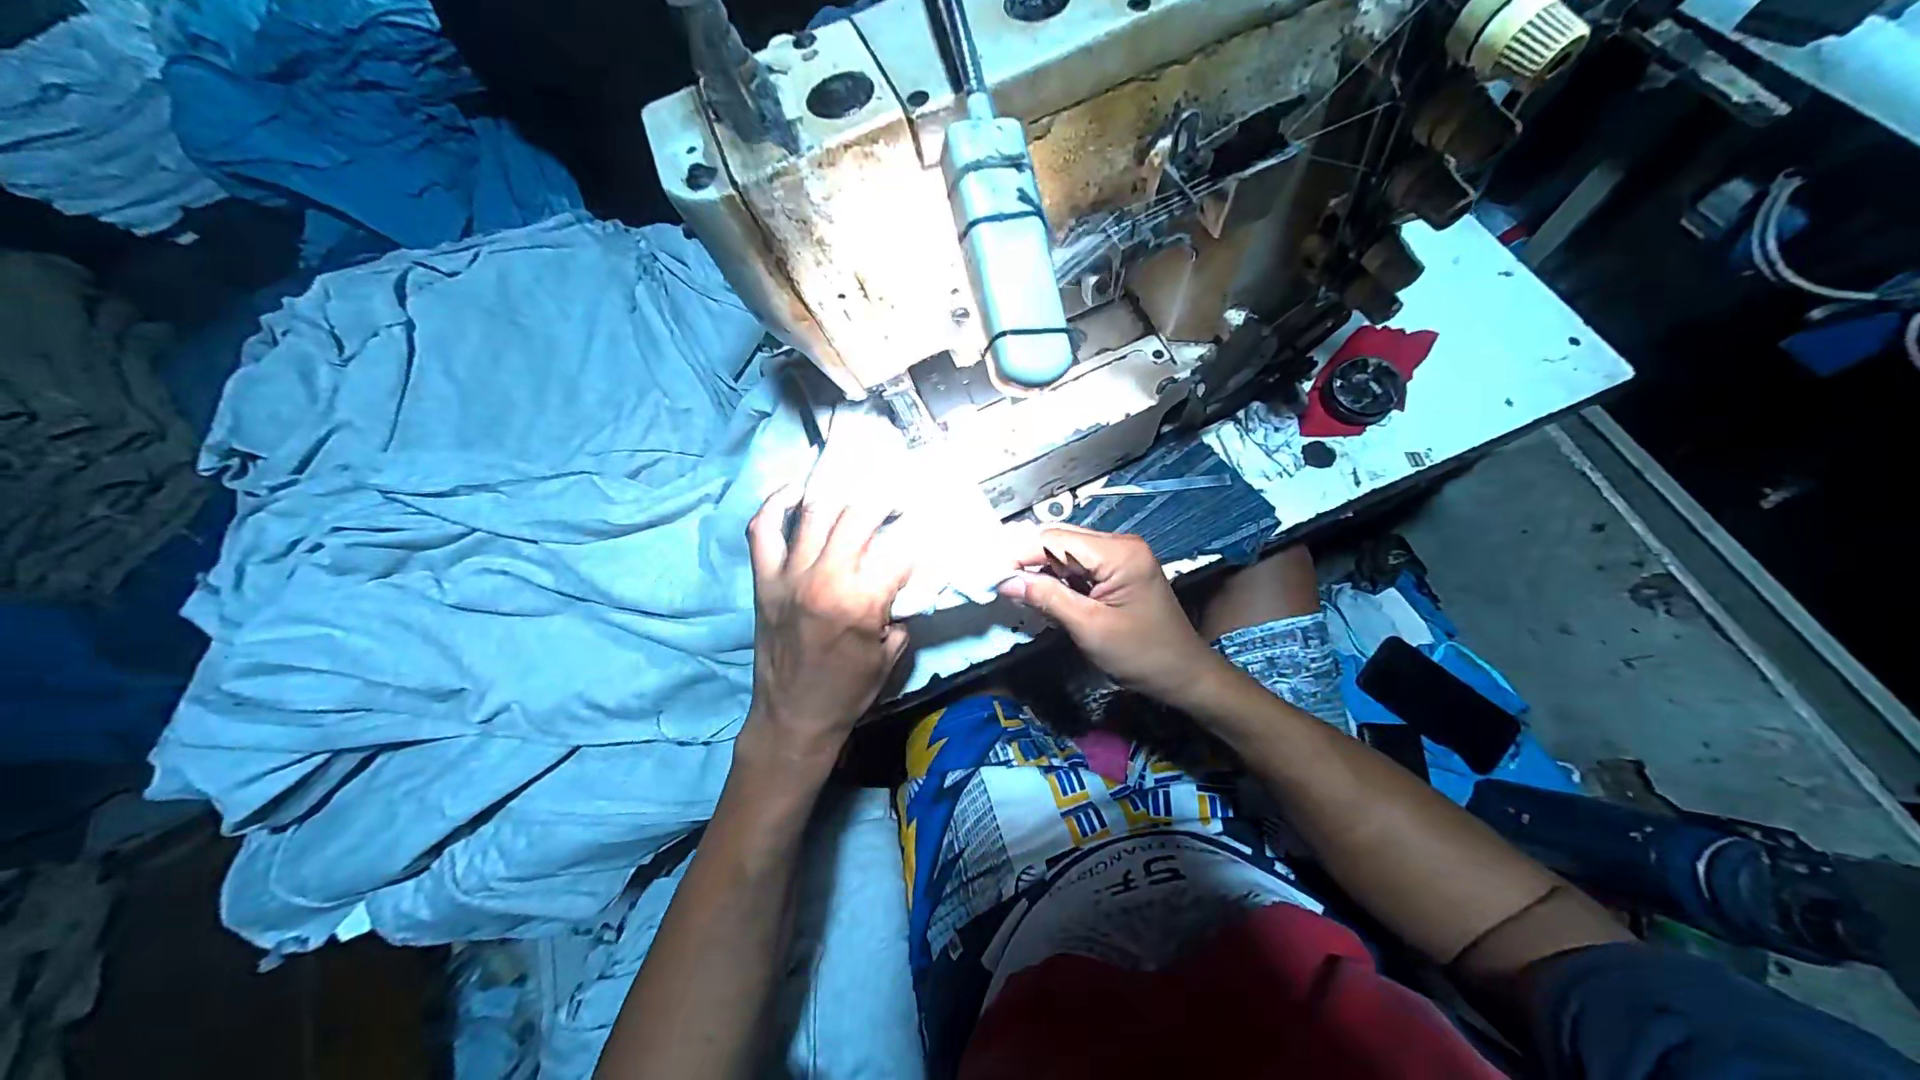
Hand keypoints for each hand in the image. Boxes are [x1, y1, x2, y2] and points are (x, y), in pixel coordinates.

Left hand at [740, 487, 912, 776]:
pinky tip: (796, 491)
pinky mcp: (763, 580)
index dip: (920, 532)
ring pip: (814, 512)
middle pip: (858, 515)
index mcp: (861, 602)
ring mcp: (788, 576)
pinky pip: (762, 530)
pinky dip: (775, 504)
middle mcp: (824, 579)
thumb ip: (901, 609)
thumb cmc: (848, 691)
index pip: (899, 548)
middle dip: (885, 497)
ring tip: (858, 483)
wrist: (793, 718)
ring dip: (840, 491)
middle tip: (898, 494)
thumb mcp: (890, 653)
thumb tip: (913, 574)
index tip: (929, 520)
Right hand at [997, 524, 1223, 704]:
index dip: (1019, 554)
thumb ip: (1047, 598)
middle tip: (997, 580)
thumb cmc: (1140, 654)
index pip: (1055, 540)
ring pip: (1065, 551)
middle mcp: (1120, 543)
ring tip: (1012, 587)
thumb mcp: (1089, 627)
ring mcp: (1120, 555)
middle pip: (1059, 540)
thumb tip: (1005, 580)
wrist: (1184, 675)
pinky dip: (1056, 577)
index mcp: (1118, 552)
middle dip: (1026, 559)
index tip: (992, 575)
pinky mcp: (1118, 570)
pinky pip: (1078, 564)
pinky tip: (1039, 591)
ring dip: (1039, 569)